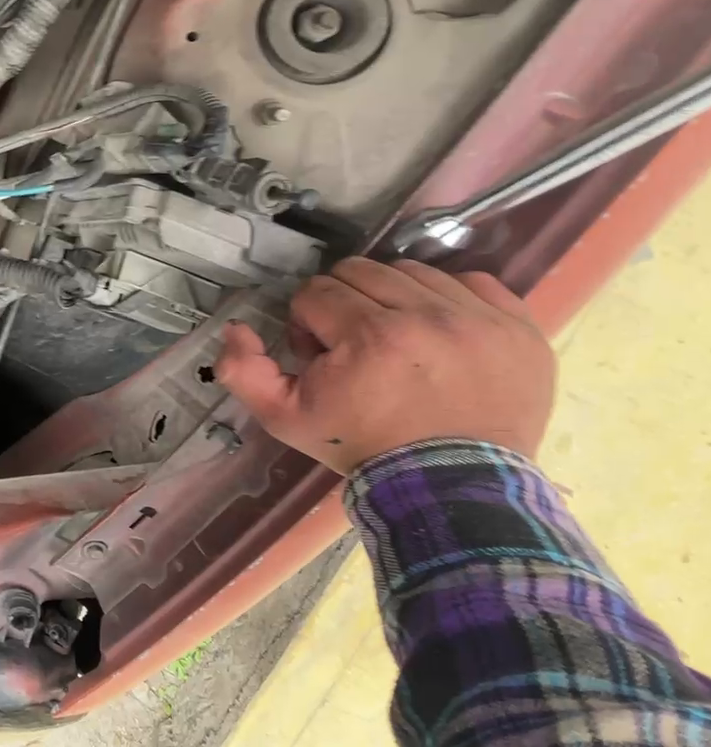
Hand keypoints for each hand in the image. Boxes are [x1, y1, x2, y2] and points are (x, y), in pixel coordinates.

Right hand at [215, 258, 556, 474]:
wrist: (452, 485)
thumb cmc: (363, 446)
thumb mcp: (284, 418)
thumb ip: (242, 370)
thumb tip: (237, 328)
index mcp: (370, 335)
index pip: (315, 292)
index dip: (307, 323)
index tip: (320, 356)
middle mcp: (428, 316)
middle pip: (360, 271)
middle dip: (344, 303)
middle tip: (352, 344)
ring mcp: (480, 320)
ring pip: (412, 271)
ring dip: (392, 298)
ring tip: (396, 338)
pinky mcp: (520, 329)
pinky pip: (474, 281)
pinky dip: (448, 298)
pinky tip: (438, 330)